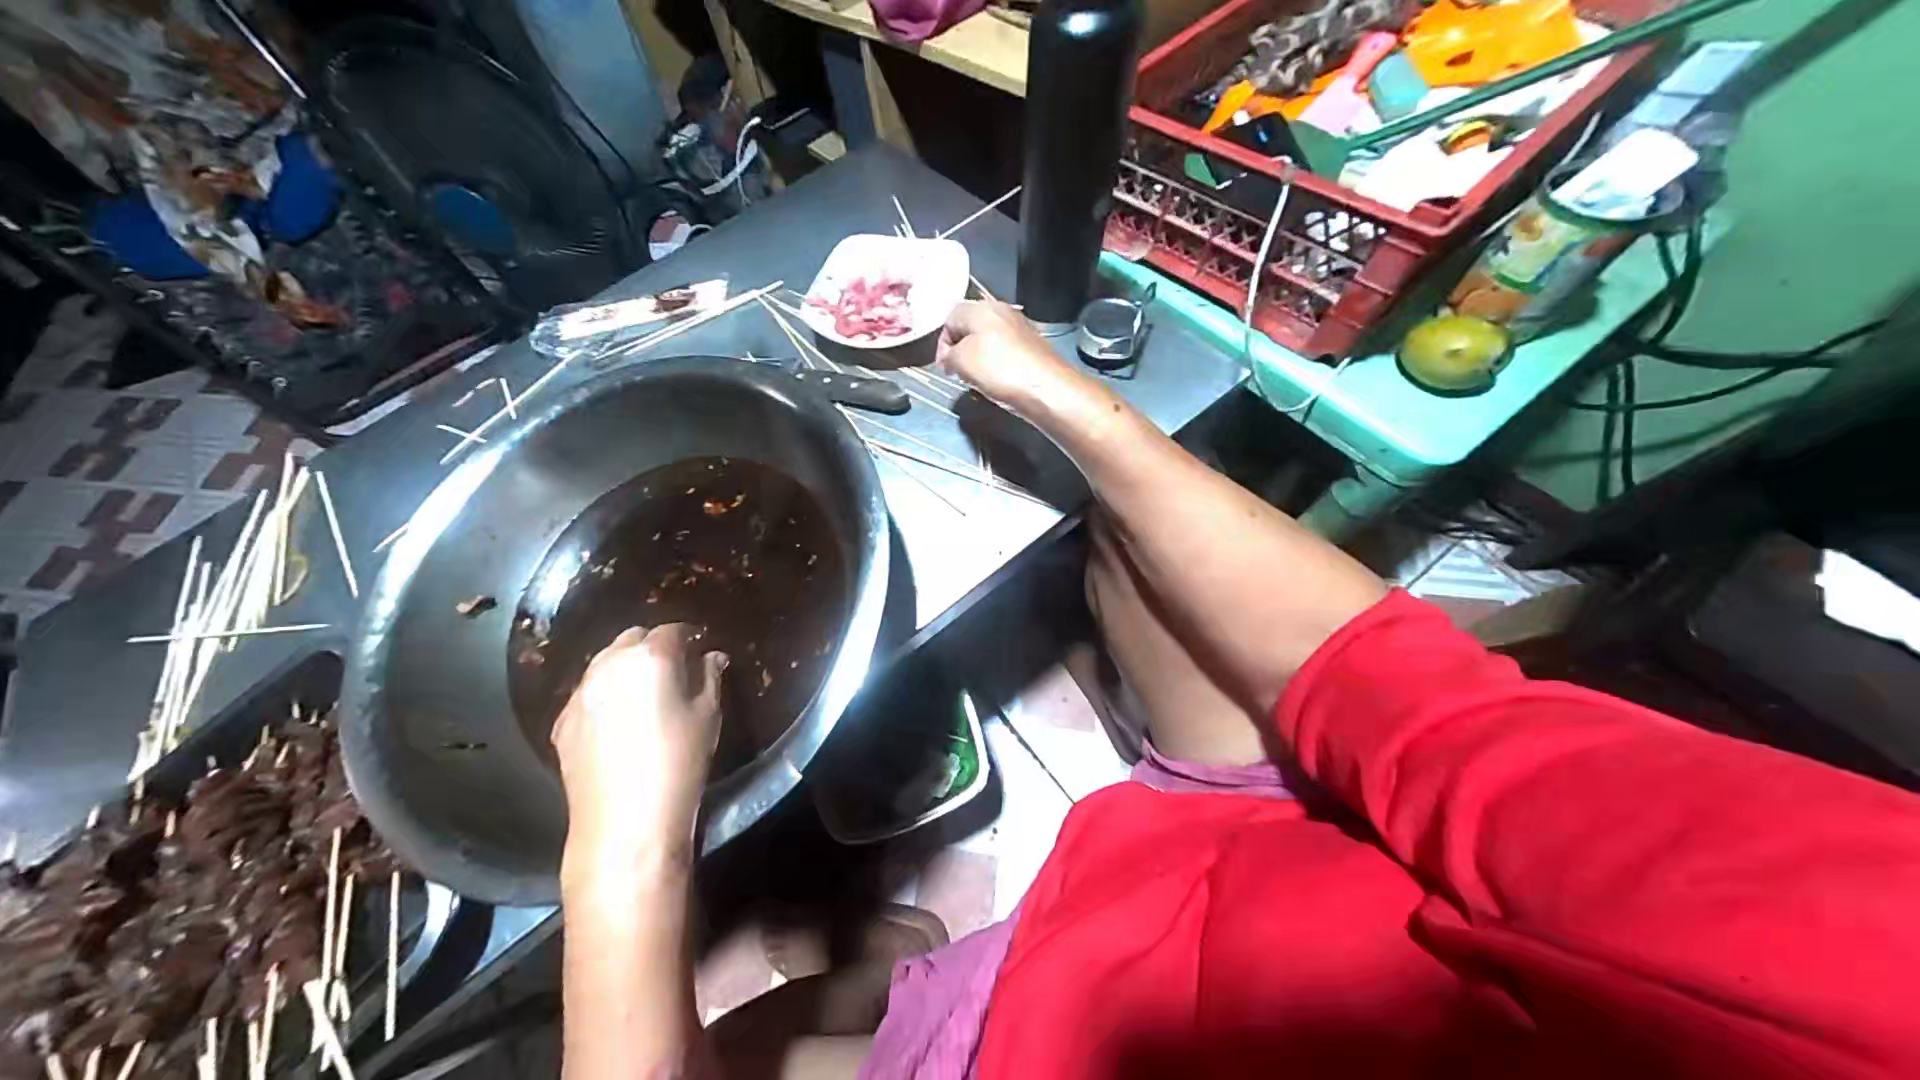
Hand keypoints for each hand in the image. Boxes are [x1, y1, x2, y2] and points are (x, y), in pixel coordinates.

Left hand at [552, 624, 727, 873]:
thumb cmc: (679, 762)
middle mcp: (610, 664)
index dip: (690, 637)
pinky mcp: (562, 721)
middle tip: (675, 670)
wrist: (625, 822)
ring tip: (646, 693)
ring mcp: (580, 693)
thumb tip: (710, 657)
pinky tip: (620, 720)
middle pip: (633, 638)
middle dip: (654, 646)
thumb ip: (709, 676)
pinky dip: (606, 694)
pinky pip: (589, 693)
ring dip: (627, 667)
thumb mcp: (708, 715)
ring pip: (606, 662)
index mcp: (651, 657)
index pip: (673, 630)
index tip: (700, 650)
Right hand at [935, 300, 1099, 418]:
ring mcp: (1019, 327)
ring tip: (979, 379)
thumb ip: (947, 355)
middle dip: (961, 350)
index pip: (950, 318)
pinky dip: (997, 363)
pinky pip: (1005, 350)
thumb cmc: (999, 370)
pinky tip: (999, 380)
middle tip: (960, 372)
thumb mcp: (960, 362)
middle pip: (970, 327)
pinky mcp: (1032, 345)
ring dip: (979, 358)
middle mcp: (1001, 310)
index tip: (945, 366)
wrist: (1046, 388)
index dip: (942, 343)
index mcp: (980, 308)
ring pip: (988, 340)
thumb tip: (949, 358)